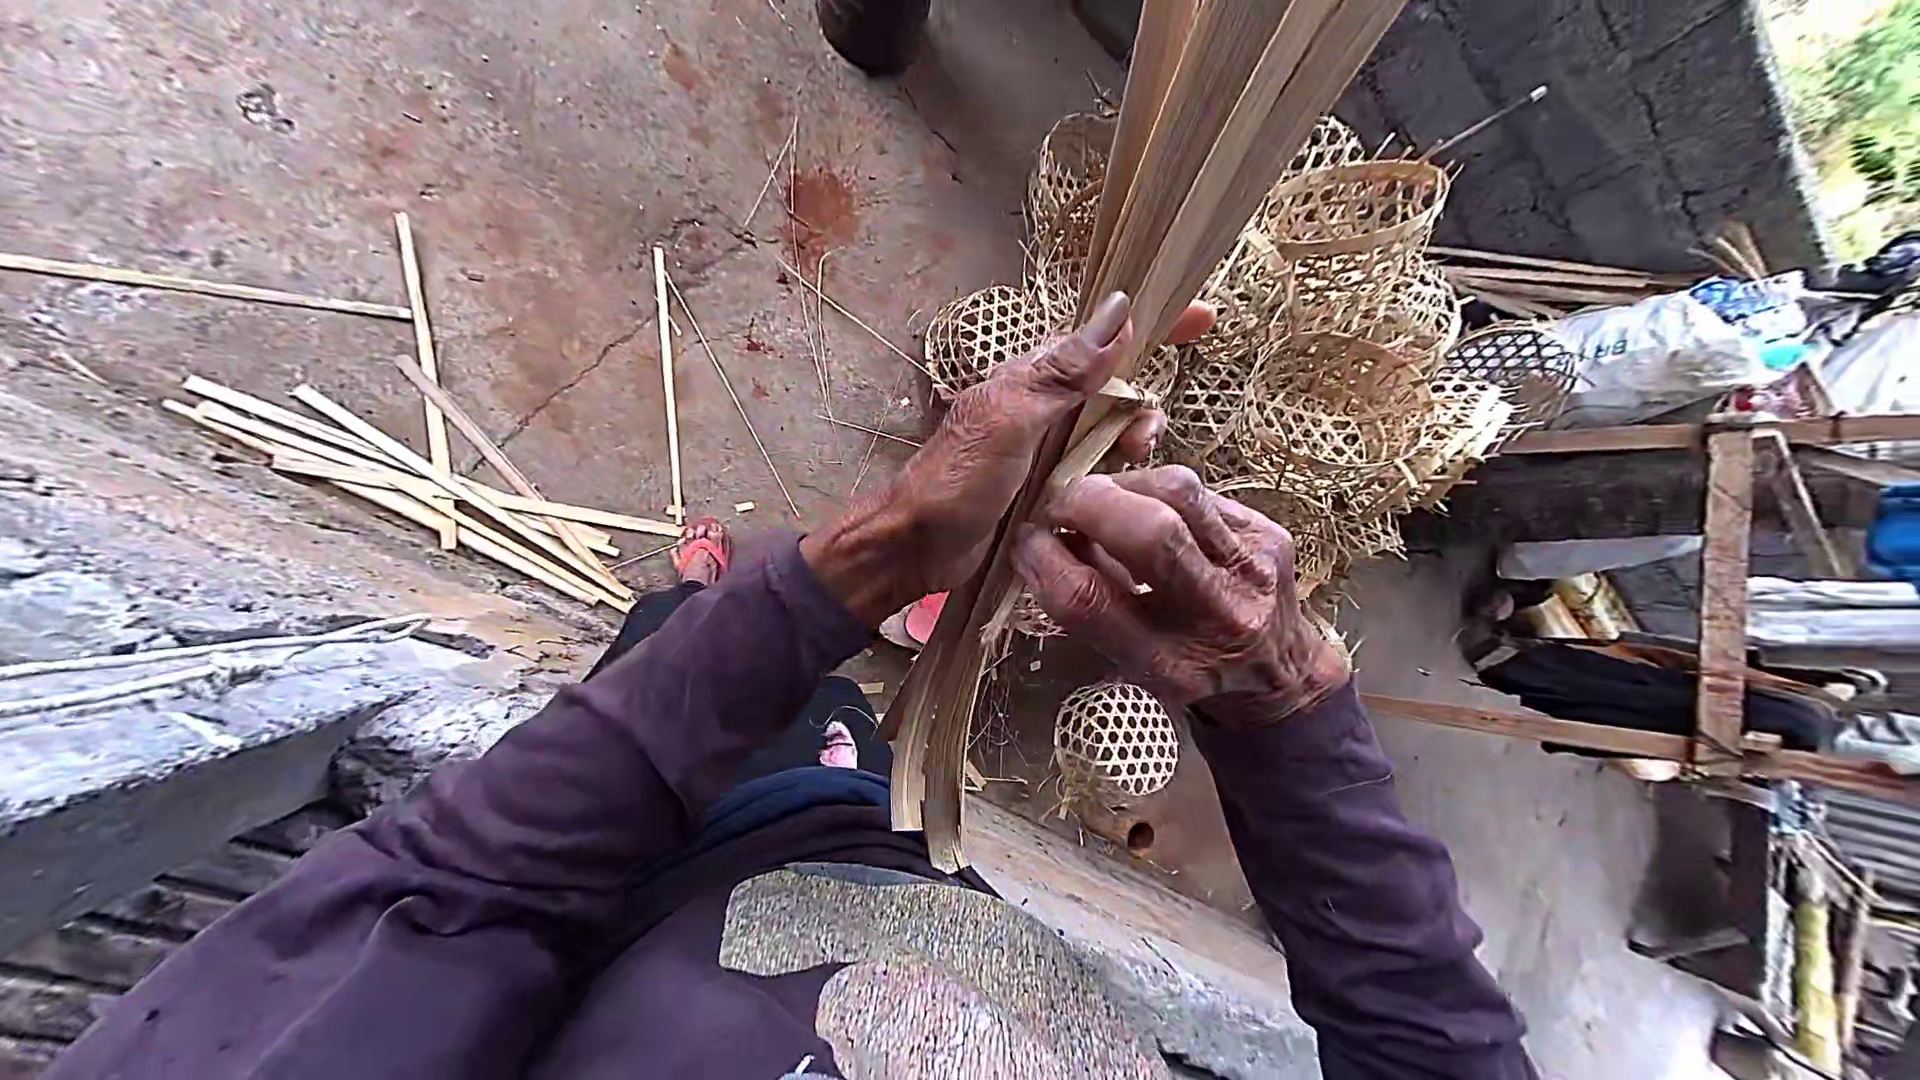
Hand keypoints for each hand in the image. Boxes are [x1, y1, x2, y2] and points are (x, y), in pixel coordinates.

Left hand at [802, 293, 1213, 625]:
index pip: (1098, 338)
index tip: (1202, 319)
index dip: (1147, 325)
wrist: (920, 547)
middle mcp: (1043, 407)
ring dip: (1130, 442)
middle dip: (1140, 404)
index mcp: (1030, 378)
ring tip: (1129, 466)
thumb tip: (1119, 309)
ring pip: (1109, 431)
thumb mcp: (1009, 420)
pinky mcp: (1049, 487)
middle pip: (1113, 388)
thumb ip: (1062, 373)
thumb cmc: (957, 481)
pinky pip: (1097, 470)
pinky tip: (1117, 494)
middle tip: (1142, 439)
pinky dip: (1115, 474)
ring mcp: (1046, 449)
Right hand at [1011, 466, 1349, 726]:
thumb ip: (1087, 601)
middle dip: (1087, 504)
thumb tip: (1042, 541)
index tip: (1026, 541)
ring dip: (1121, 485)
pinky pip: (1199, 490)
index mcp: (1169, 664)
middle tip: (1060, 505)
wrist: (1274, 668)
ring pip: (1177, 491)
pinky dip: (1155, 489)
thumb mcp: (1128, 657)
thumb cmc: (1185, 663)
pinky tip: (1144, 505)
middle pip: (1150, 533)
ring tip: (1102, 500)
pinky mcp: (1270, 534)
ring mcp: (1252, 569)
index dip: (1044, 559)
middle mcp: (1217, 617)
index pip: (1091, 601)